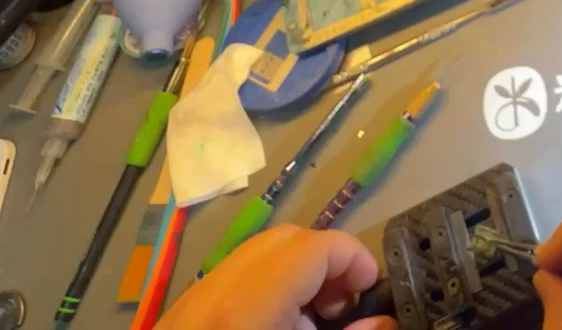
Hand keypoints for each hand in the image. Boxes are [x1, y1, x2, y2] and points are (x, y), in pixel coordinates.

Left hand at [159, 226, 393, 329]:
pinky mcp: (177, 322)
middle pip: (287, 240)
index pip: (315, 247)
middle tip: (343, 307)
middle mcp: (216, 292)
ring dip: (297, 274)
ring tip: (311, 323)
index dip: (353, 258)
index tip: (371, 292)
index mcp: (247, 307)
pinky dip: (266, 291)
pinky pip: (232, 282)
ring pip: (258, 257)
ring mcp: (191, 306)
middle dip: (325, 261)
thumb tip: (384, 325)